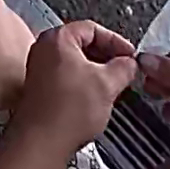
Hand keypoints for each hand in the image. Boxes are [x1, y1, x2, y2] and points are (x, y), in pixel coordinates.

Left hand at [12, 21, 137, 156]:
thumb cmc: (70, 109)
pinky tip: (96, 95)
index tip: (130, 55)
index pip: (91, 28)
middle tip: (125, 69)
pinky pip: (64, 73)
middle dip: (106, 55)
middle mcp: (44, 47)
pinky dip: (82, 79)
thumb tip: (130, 62)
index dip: (116, 41)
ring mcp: (38, 65)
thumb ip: (123, 67)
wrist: (42, 140)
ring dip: (96, 68)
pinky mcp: (38, 84)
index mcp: (58, 38)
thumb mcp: (107, 84)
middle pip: (81, 42)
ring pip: (74, 59)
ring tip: (115, 83)